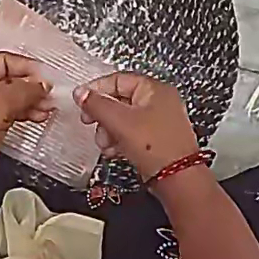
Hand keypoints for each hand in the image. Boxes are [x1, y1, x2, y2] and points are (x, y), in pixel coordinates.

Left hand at [0, 52, 53, 162]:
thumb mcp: (1, 102)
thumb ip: (25, 89)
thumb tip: (41, 84)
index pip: (3, 60)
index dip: (26, 67)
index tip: (44, 76)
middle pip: (8, 79)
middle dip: (31, 87)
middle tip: (47, 93)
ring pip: (10, 97)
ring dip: (30, 101)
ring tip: (46, 107)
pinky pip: (8, 113)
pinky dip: (24, 113)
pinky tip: (37, 116)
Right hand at [75, 72, 200, 179]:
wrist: (177, 178)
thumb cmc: (154, 146)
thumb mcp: (119, 121)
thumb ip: (96, 104)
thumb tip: (80, 93)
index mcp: (153, 89)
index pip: (118, 79)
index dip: (97, 90)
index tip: (82, 102)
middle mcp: (159, 102)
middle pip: (119, 101)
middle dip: (102, 116)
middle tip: (91, 123)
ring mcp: (159, 121)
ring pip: (123, 120)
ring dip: (109, 131)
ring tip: (105, 144)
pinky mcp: (157, 140)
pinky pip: (132, 134)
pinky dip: (120, 141)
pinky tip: (114, 151)